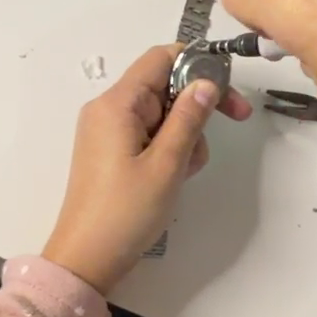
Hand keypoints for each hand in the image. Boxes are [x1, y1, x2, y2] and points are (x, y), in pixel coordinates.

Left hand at [42, 46, 251, 293]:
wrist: (86, 259)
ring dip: (185, 134)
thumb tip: (206, 82)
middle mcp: (108, 110)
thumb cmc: (125, 213)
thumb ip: (189, 119)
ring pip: (160, 114)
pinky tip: (174, 176)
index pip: (160, 58)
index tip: (228, 89)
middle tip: (230, 126)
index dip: (198, 64)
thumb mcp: (166, 165)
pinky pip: (148, 135)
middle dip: (196, 107)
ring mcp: (107, 132)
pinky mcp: (110, 153)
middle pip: (163, 86)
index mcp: (117, 104)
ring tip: (185, 170)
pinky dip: (168, 149)